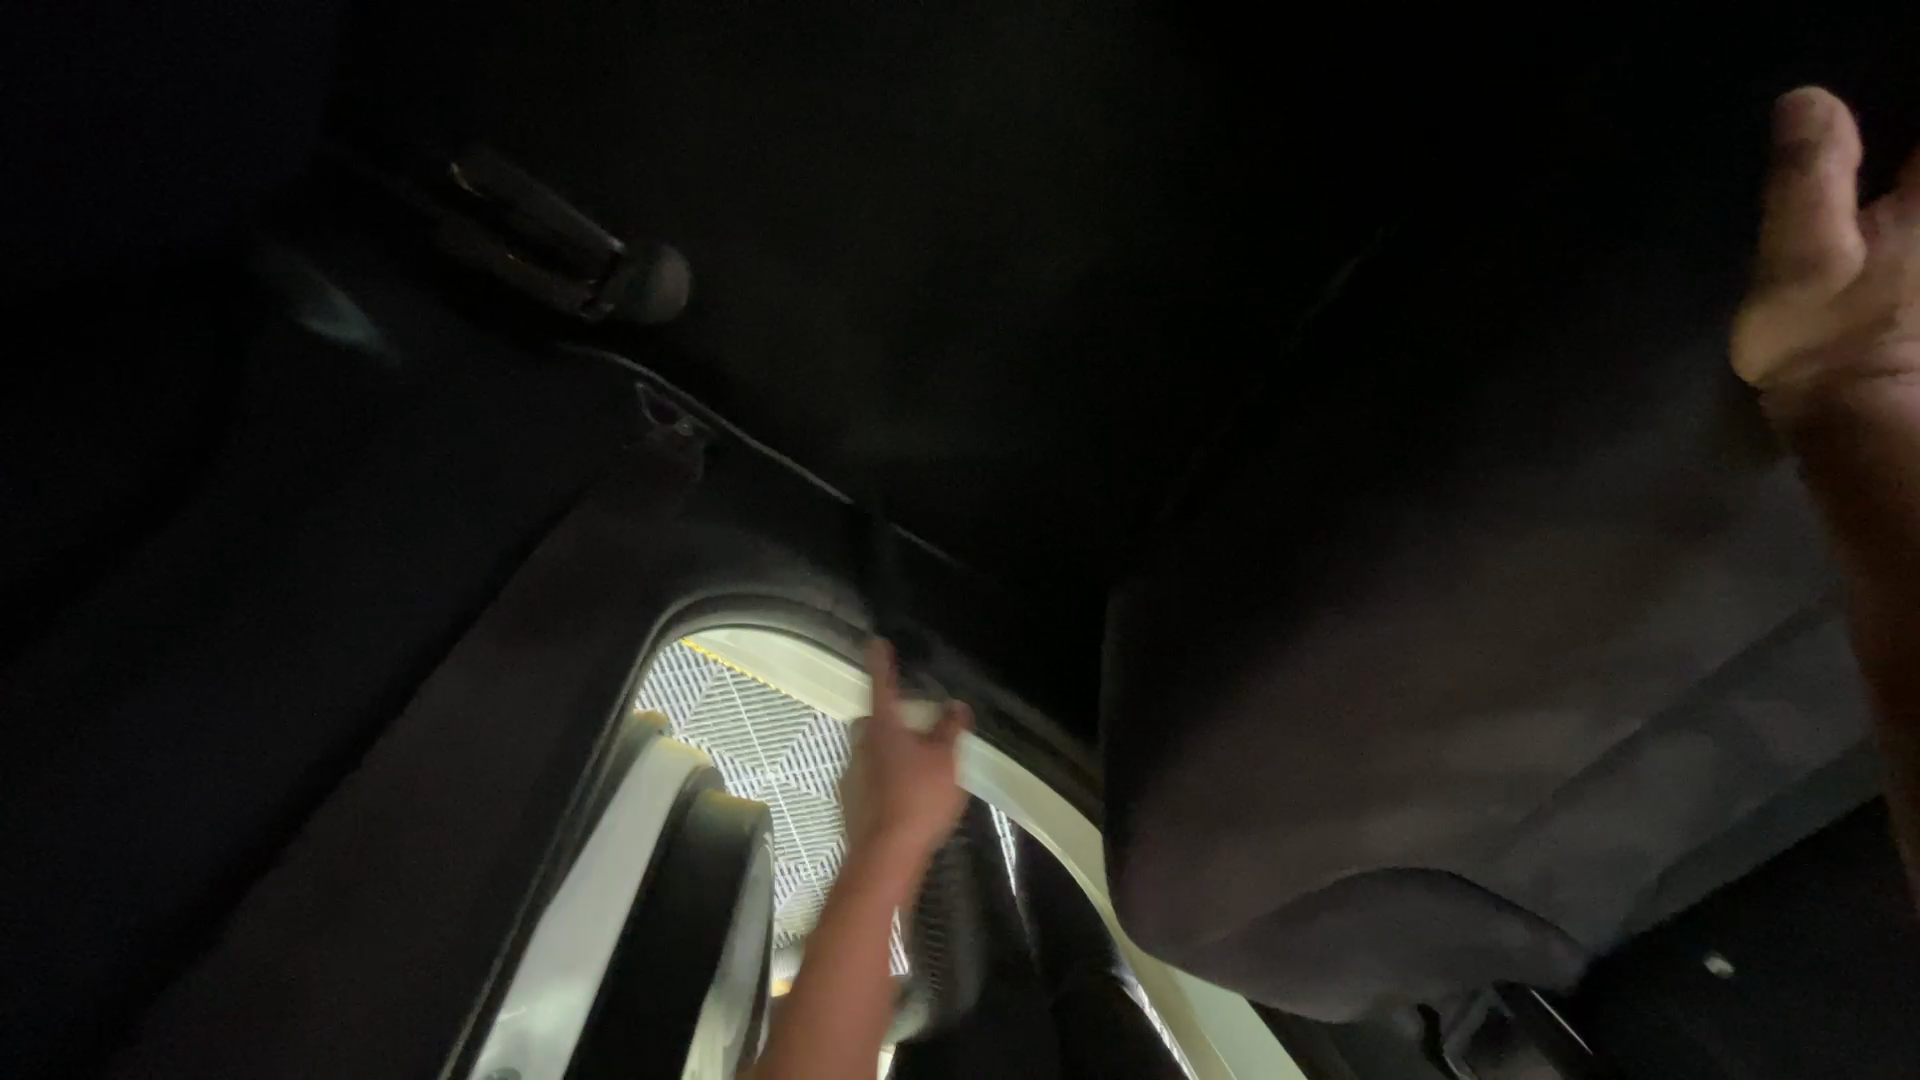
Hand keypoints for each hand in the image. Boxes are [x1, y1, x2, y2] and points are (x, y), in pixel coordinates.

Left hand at [839, 639, 971, 872]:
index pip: (881, 686)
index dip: (881, 664)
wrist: (885, 857)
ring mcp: (851, 776)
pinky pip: (870, 781)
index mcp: (883, 729)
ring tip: (917, 768)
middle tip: (912, 725)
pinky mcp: (851, 805)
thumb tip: (955, 705)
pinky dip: (885, 781)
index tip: (876, 643)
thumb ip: (949, 730)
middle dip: (887, 718)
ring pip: (870, 753)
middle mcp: (861, 747)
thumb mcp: (945, 761)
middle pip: (871, 722)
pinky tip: (905, 798)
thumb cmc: (918, 800)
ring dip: (888, 754)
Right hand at [1731, 86, 1919, 425]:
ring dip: (1886, 168)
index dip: (1902, 79)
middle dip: (1890, 131)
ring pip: (1905, 179)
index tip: (1882, 75)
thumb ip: (1809, 177)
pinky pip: (1901, 200)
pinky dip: (1892, 188)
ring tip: (1862, 156)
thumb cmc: (1825, 333)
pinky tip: (1873, 195)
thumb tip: (1806, 98)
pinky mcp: (1917, 261)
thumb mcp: (1799, 257)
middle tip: (1878, 102)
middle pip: (1912, 153)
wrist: (1856, 407)